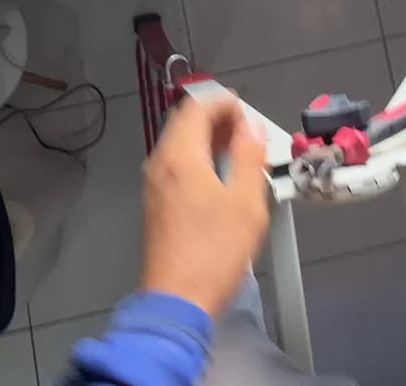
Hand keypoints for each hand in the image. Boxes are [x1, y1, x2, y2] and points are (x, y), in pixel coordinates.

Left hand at [139, 94, 270, 315]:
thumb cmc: (216, 250)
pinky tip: (219, 172)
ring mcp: (154, 183)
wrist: (177, 303)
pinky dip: (197, 155)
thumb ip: (249, 155)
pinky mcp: (156, 202)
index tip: (248, 111)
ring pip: (179, 142)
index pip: (197, 107)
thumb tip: (251, 125)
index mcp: (180, 155)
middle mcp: (161, 162)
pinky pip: (176, 162)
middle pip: (185, 121)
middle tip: (246, 127)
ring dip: (207, 136)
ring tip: (238, 147)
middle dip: (216, 116)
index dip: (224, 102)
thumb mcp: (246, 201)